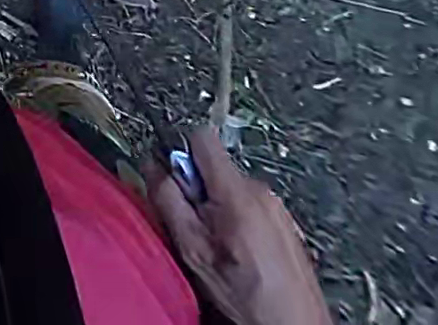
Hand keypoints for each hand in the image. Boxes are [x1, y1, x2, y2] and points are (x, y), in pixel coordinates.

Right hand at [148, 128, 330, 324]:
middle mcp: (261, 191)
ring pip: (230, 185)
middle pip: (214, 165)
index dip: (181, 153)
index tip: (177, 182)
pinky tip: (241, 252)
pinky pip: (249, 201)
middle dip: (198, 187)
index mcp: (237, 194)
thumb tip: (152, 166)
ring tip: (220, 245)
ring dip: (217, 205)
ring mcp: (277, 206)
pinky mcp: (286, 221)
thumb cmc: (247, 300)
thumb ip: (168, 201)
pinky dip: (237, 217)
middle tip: (197, 227)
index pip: (201, 137)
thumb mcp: (193, 251)